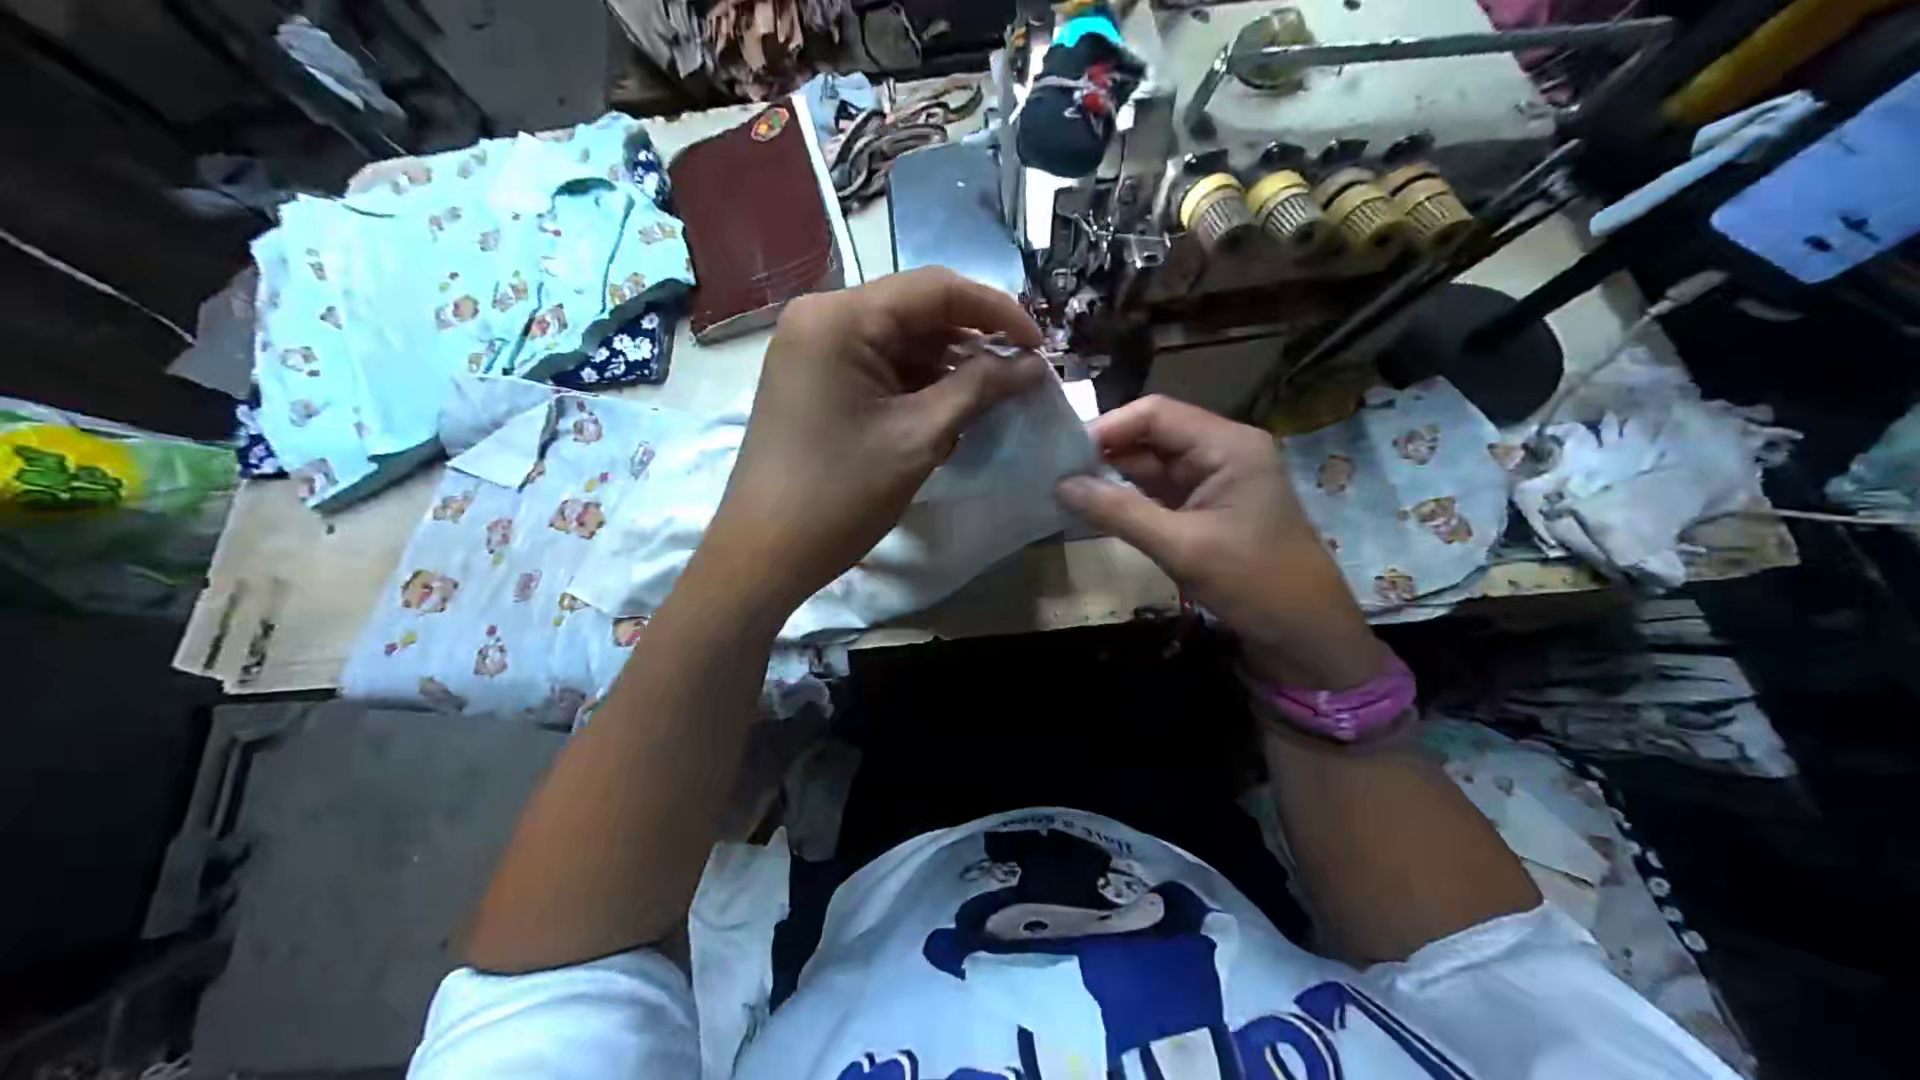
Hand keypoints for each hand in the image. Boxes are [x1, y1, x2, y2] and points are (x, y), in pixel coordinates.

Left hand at [702, 268, 1047, 616]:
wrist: (764, 553)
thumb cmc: (841, 494)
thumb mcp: (920, 437)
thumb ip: (980, 389)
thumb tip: (1032, 365)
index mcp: (841, 318)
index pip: (936, 289)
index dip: (998, 312)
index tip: (1040, 347)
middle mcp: (821, 317)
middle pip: (917, 311)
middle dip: (972, 342)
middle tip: (1018, 377)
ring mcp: (813, 348)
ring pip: (899, 341)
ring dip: (946, 367)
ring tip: (987, 402)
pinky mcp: (813, 378)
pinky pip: (877, 366)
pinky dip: (915, 385)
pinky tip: (945, 415)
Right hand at [1055, 395, 1383, 688]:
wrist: (1304, 632)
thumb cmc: (1253, 582)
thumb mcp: (1181, 546)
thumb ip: (1119, 512)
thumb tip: (1061, 486)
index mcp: (1228, 445)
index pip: (1156, 414)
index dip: (1108, 428)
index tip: (1064, 454)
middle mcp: (1223, 450)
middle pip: (1153, 435)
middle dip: (1107, 452)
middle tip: (1056, 472)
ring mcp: (1216, 478)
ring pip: (1153, 464)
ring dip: (1114, 475)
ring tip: (1067, 488)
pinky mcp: (1208, 505)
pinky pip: (1161, 490)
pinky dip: (1130, 497)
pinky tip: (1096, 505)